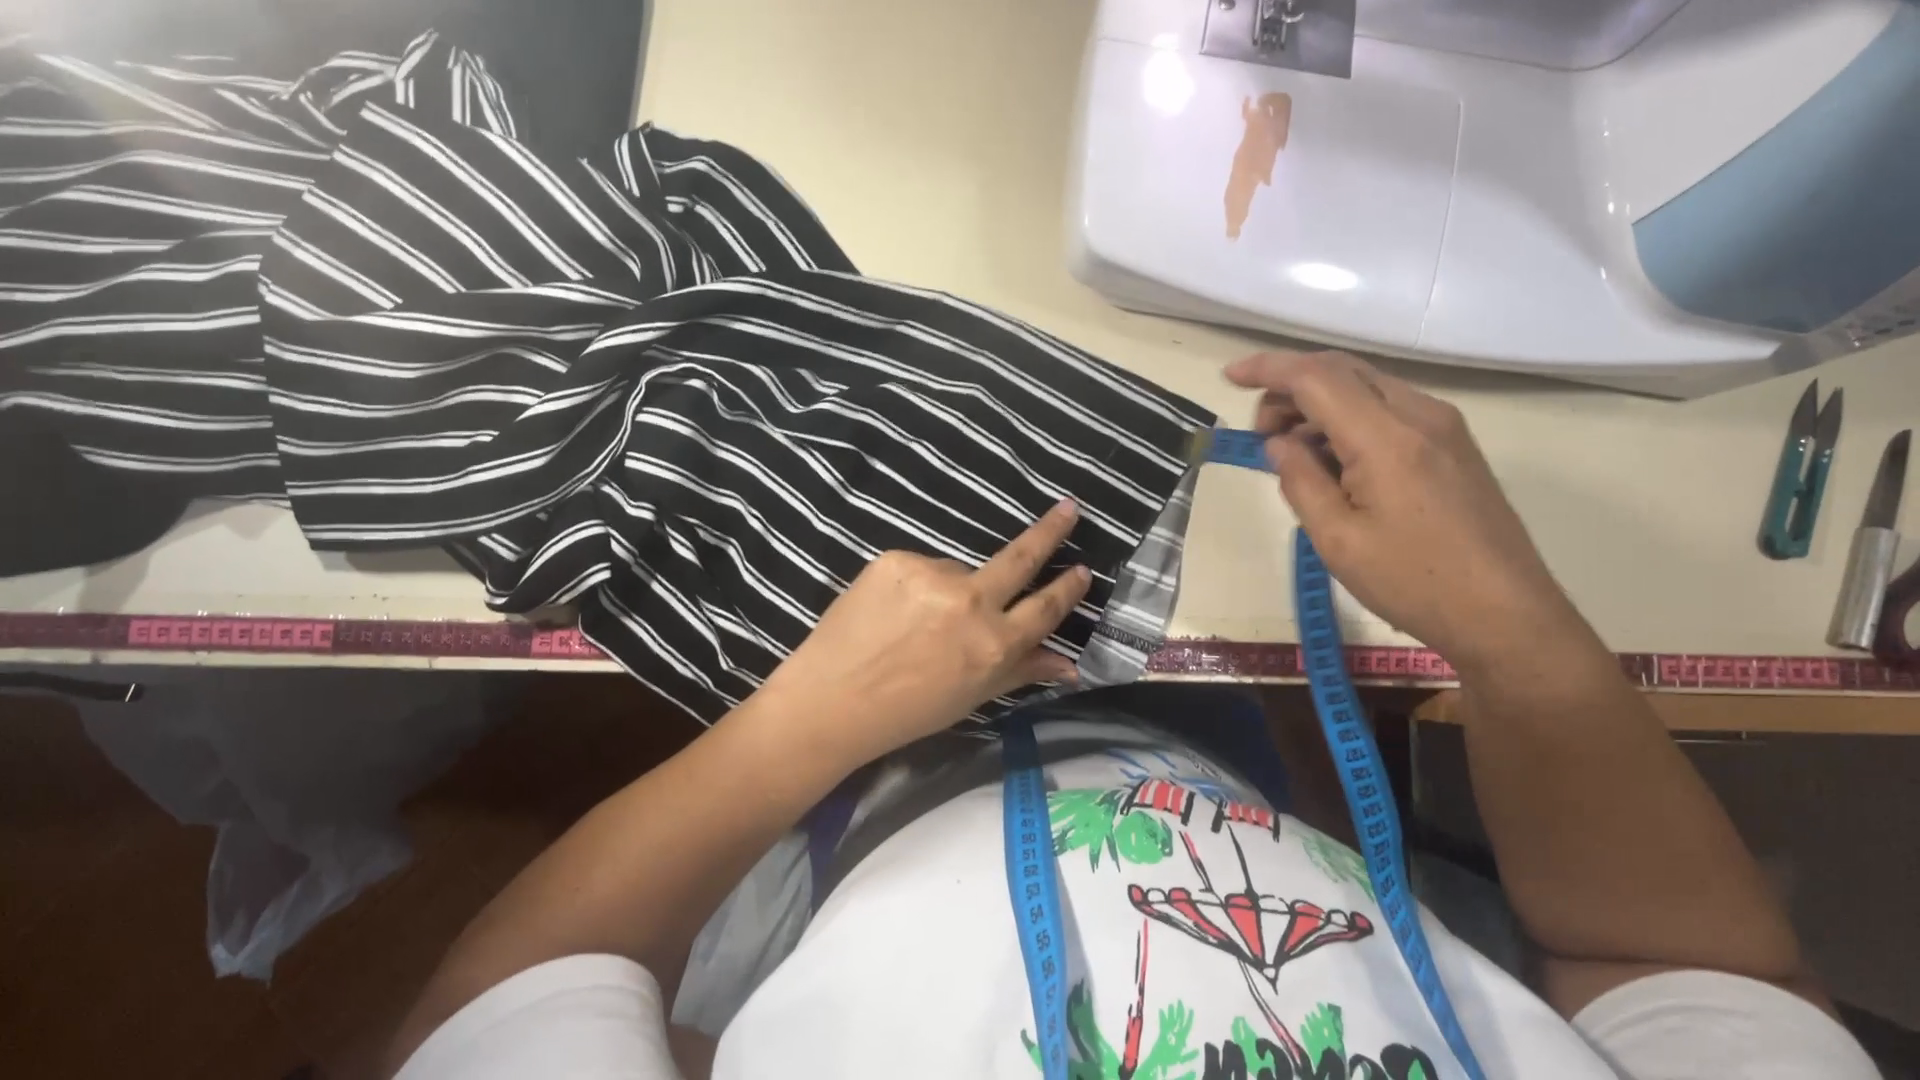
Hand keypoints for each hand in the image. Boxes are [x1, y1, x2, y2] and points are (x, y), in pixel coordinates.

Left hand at [749, 500, 1091, 764]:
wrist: (830, 701)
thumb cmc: (907, 711)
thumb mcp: (972, 697)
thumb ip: (1022, 671)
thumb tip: (1070, 665)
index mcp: (994, 643)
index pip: (1044, 608)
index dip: (1067, 589)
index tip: (1082, 568)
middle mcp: (970, 602)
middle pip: (1019, 558)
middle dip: (1049, 531)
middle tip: (1068, 507)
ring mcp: (931, 575)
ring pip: (958, 569)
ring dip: (952, 587)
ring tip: (918, 623)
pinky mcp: (895, 559)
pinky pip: (921, 566)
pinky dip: (917, 584)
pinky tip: (894, 611)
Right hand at [1225, 350, 1580, 670]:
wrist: (1506, 614)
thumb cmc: (1413, 582)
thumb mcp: (1336, 539)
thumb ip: (1300, 480)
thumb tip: (1279, 444)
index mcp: (1387, 437)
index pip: (1316, 377)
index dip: (1267, 370)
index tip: (1229, 377)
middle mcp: (1420, 415)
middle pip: (1343, 371)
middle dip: (1290, 387)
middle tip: (1260, 434)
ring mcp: (1443, 428)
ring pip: (1366, 388)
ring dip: (1319, 405)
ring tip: (1292, 455)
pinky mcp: (1453, 446)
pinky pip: (1389, 411)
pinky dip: (1349, 420)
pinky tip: (1334, 463)